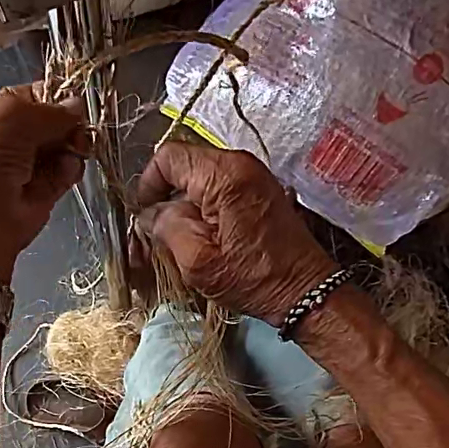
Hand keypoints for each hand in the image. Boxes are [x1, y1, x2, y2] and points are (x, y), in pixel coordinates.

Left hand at [0, 85, 87, 281]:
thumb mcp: (13, 119)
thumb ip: (48, 110)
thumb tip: (75, 105)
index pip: (25, 99)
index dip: (50, 96)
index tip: (72, 98)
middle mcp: (5, 144)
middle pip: (47, 124)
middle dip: (66, 122)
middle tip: (79, 126)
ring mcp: (24, 169)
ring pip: (60, 148)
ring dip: (72, 145)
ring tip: (77, 147)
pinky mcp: (43, 193)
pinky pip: (64, 174)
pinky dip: (70, 169)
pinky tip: (69, 168)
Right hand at [135, 142, 336, 323]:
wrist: (303, 290)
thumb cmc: (252, 278)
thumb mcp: (197, 260)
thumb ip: (167, 227)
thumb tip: (150, 213)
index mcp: (224, 176)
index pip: (169, 157)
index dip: (148, 183)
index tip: (145, 214)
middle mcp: (240, 164)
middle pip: (183, 166)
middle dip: (164, 197)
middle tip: (156, 232)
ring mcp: (252, 175)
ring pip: (197, 178)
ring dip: (181, 205)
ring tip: (177, 239)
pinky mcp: (257, 189)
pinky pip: (216, 188)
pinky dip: (201, 207)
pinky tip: (200, 236)